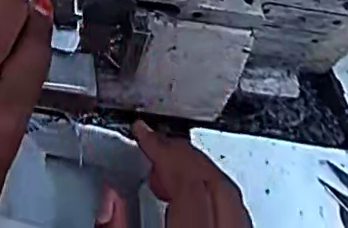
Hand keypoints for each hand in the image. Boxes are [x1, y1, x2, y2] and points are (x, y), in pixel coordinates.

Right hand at [96, 121, 252, 227]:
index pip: (190, 179)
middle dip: (182, 155)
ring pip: (232, 197)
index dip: (163, 148)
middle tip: (153, 145)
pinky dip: (214, 195)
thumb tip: (110, 195)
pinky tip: (190, 197)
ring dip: (199, 173)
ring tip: (167, 170)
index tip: (141, 131)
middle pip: (217, 183)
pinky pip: (237, 215)